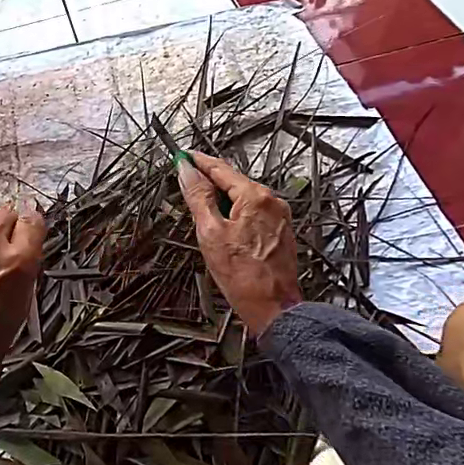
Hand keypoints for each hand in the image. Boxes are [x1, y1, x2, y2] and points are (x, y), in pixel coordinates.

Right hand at [176, 151, 303, 337]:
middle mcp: (271, 201)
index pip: (220, 168)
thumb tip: (187, 171)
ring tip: (202, 213)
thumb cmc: (244, 276)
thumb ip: (198, 197)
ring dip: (222, 200)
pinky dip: (235, 213)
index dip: (198, 161)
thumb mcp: (210, 232)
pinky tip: (223, 228)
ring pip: (243, 197)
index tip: (183, 156)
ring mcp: (279, 216)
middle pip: (233, 181)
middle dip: (209, 182)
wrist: (273, 307)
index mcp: (255, 196)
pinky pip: (253, 212)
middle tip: (186, 183)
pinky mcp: (280, 230)